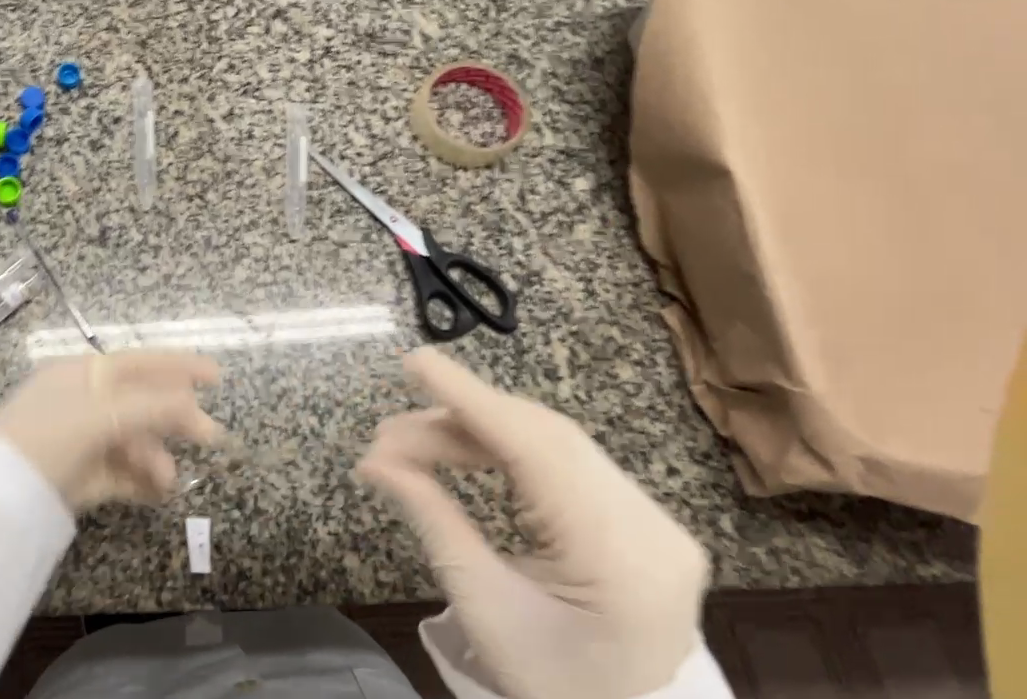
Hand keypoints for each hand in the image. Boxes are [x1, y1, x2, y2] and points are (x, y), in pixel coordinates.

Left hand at [0, 352, 223, 510]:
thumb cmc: (45, 438)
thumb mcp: (98, 415)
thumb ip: (149, 407)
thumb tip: (191, 403)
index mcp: (80, 374)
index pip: (137, 363)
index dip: (177, 366)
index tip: (216, 375)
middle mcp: (81, 402)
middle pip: (139, 403)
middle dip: (173, 419)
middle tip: (209, 437)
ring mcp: (80, 441)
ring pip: (132, 441)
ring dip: (156, 457)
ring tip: (167, 480)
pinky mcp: (79, 478)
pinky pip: (121, 474)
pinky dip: (142, 482)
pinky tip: (159, 493)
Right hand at [355, 349, 709, 698]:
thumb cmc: (545, 683)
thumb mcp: (481, 605)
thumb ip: (433, 519)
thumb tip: (373, 462)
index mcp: (621, 557)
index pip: (538, 449)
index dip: (470, 398)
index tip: (414, 361)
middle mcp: (652, 526)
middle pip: (544, 439)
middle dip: (459, 421)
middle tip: (388, 435)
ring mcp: (655, 521)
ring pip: (553, 443)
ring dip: (477, 432)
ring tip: (411, 444)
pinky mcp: (642, 521)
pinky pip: (565, 463)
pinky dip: (506, 449)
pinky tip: (462, 450)